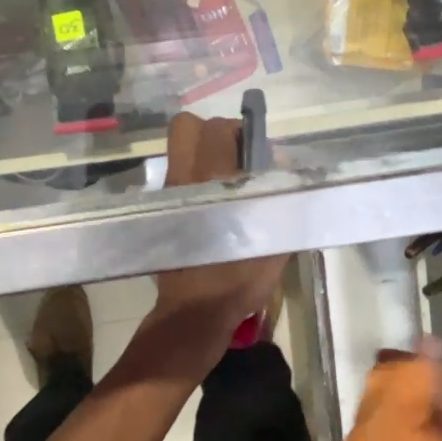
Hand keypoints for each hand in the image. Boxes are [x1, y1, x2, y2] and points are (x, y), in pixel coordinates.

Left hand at [150, 113, 287, 331]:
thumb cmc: (238, 278)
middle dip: (213, 134)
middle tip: (237, 158)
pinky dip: (195, 180)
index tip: (258, 154)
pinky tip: (215, 207)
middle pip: (185, 127)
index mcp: (211, 180)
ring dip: (203, 157)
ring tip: (227, 184)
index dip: (242, 132)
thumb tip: (280, 165)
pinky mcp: (161, 213)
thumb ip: (280, 197)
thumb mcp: (274, 239)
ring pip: (179, 152)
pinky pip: (177, 178)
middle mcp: (182, 179)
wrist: (195, 313)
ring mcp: (167, 195)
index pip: (218, 128)